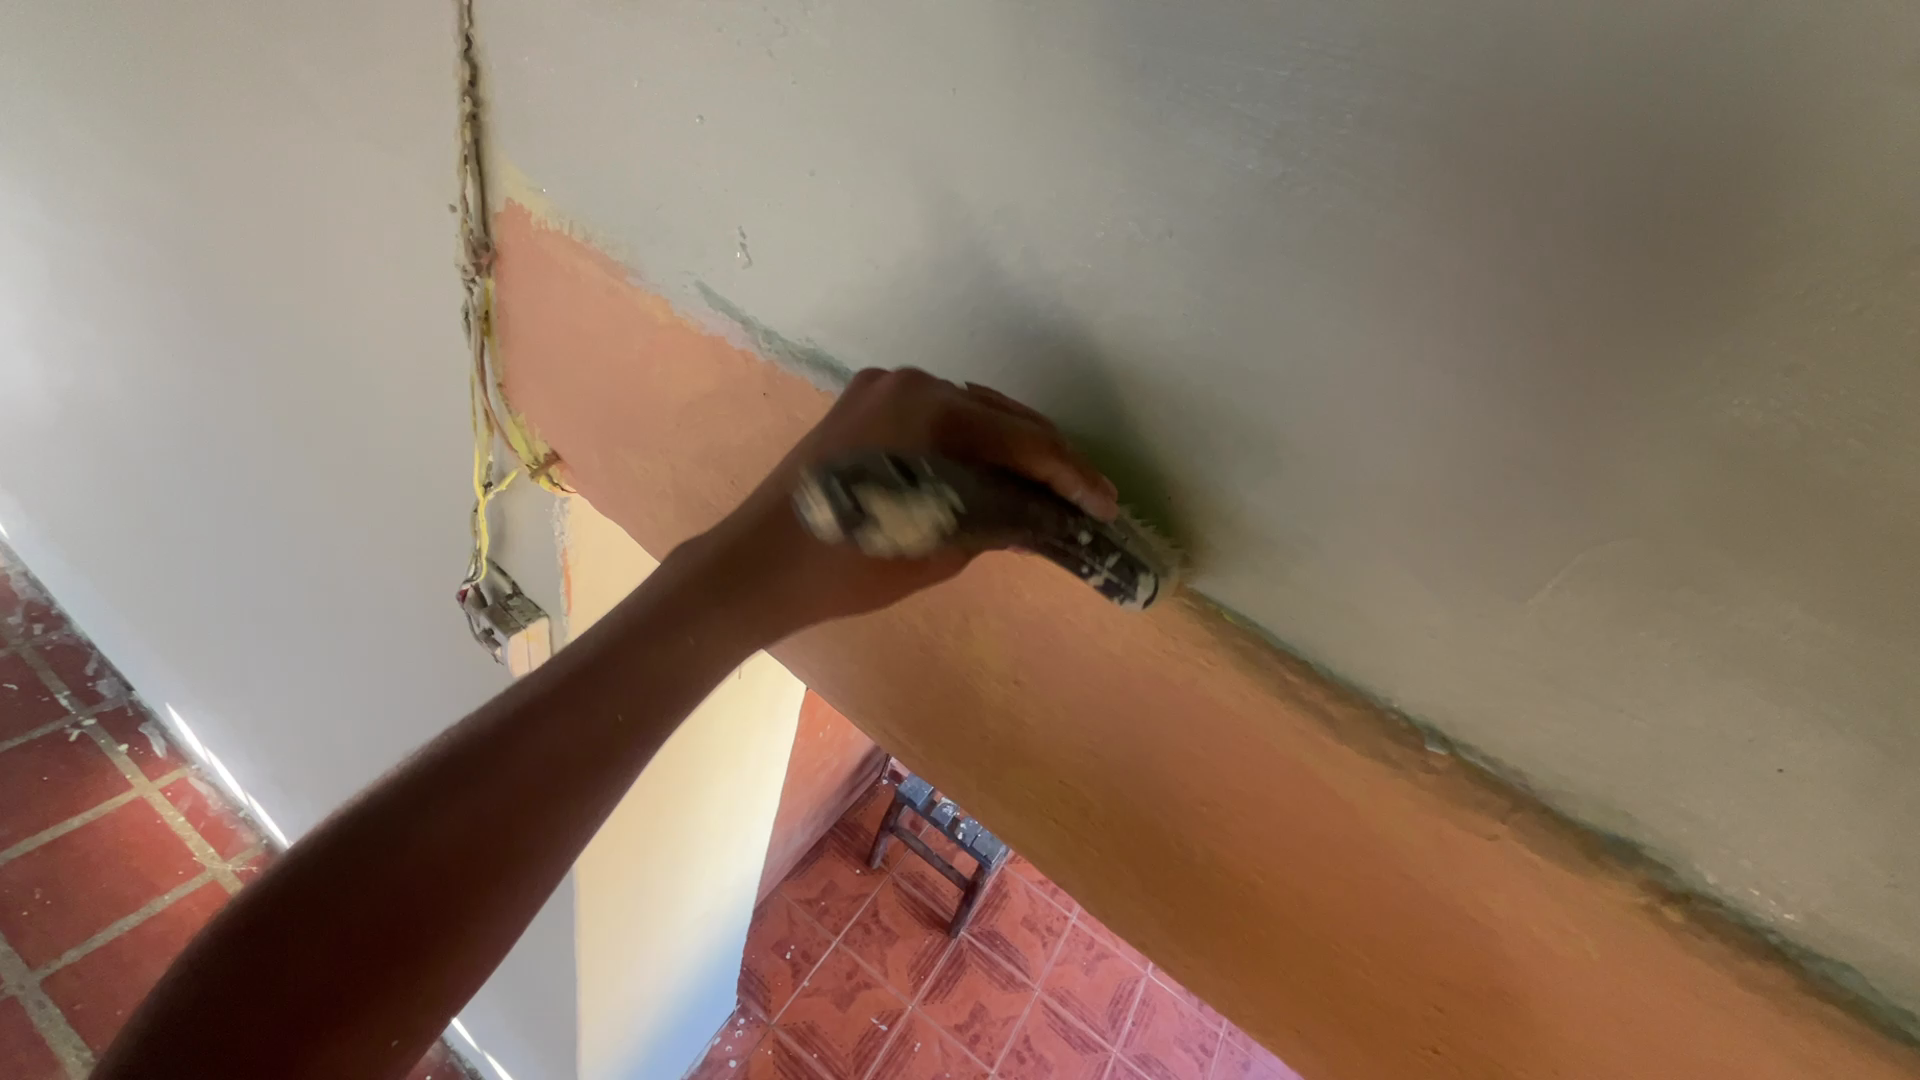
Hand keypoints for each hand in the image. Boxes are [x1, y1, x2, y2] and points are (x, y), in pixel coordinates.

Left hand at [676, 367, 1117, 642]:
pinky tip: (986, 470)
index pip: (1023, 441)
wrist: (759, 564)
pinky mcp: (863, 401)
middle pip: (1001, 415)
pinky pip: (933, 415)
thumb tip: (1042, 516)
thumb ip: (999, 519)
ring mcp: (882, 387)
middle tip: (1081, 496)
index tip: (1105, 505)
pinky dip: (965, 441)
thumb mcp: (939, 547)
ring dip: (1007, 446)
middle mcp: (911, 382)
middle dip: (1045, 457)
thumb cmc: (848, 565)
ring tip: (1041, 486)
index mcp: (931, 412)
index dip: (1072, 476)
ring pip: (969, 411)